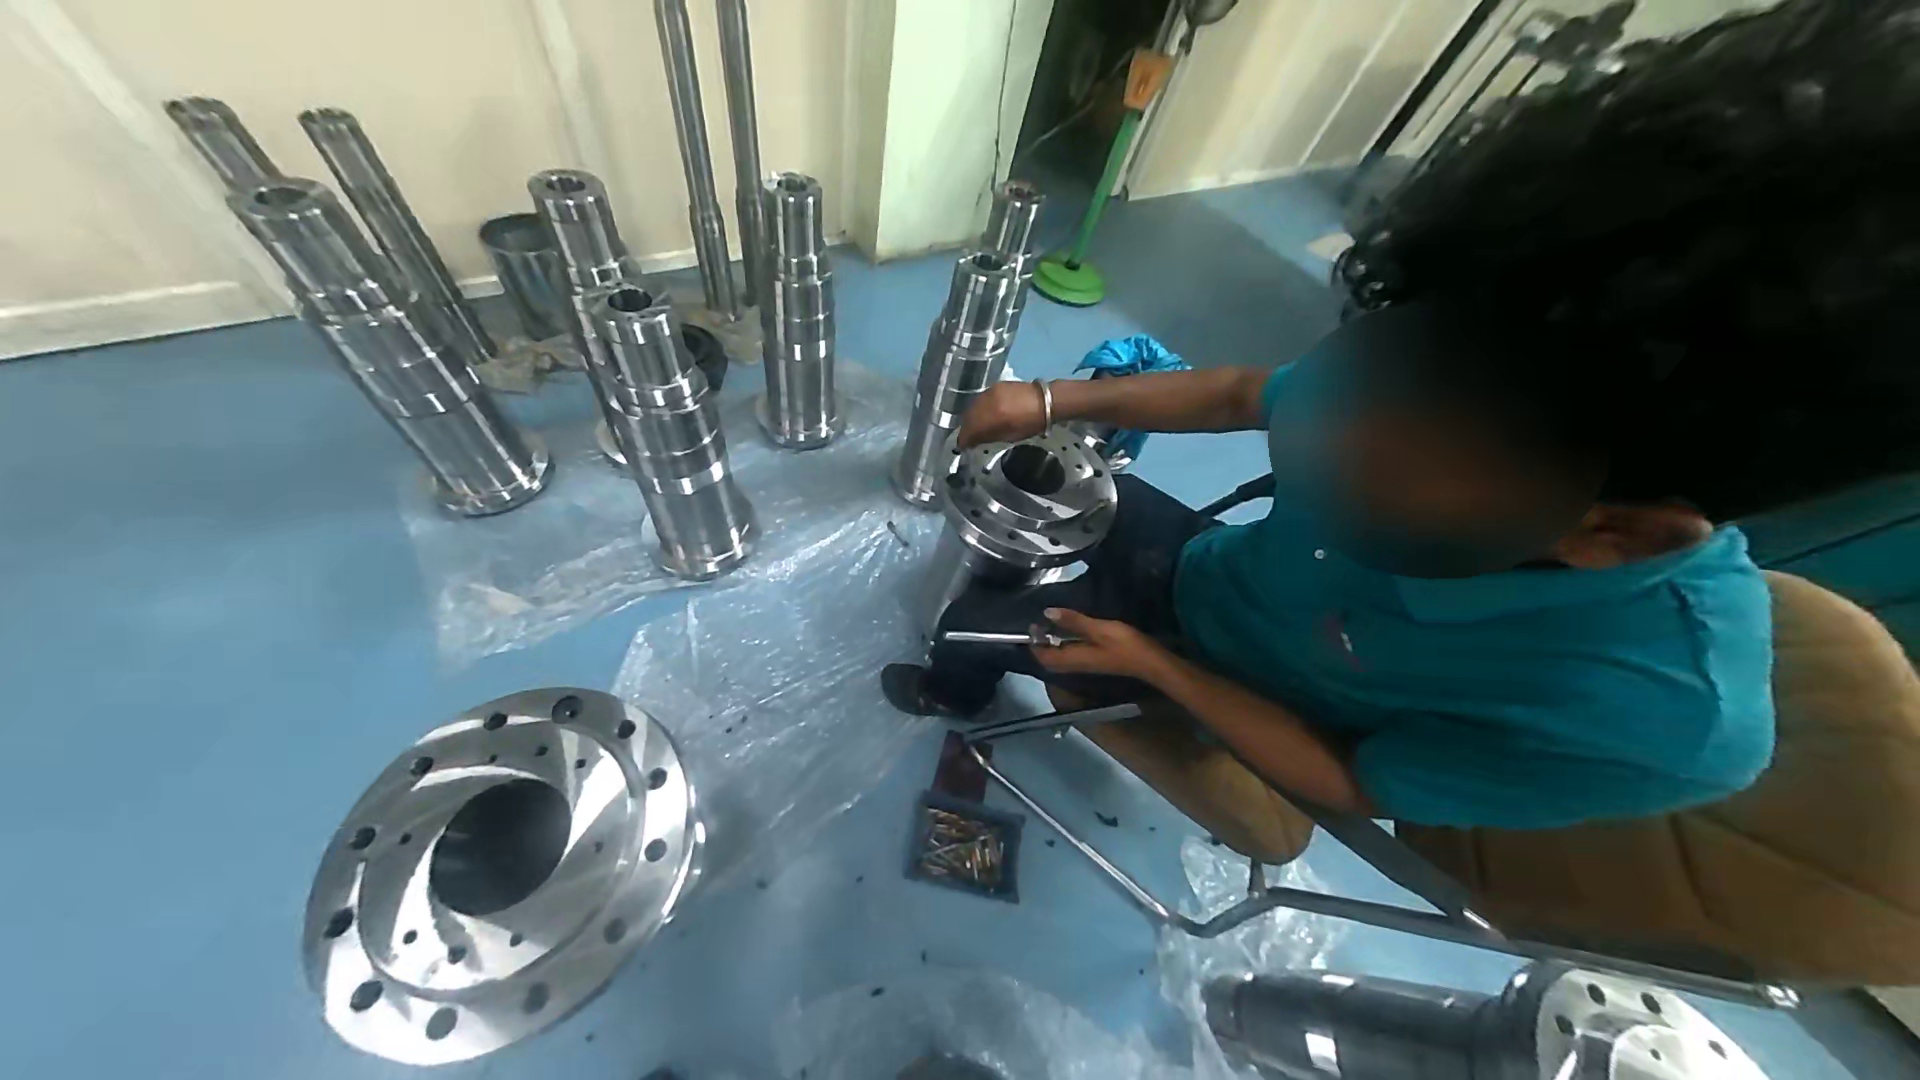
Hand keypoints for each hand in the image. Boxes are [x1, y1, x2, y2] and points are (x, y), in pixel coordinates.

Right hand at [956, 381, 1048, 448]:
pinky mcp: (995, 386)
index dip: (964, 439)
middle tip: (967, 438)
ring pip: (973, 406)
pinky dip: (978, 409)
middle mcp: (988, 401)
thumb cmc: (1032, 423)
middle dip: (966, 429)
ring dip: (970, 418)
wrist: (1046, 401)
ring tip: (974, 428)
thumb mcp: (1011, 436)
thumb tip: (975, 441)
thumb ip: (989, 437)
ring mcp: (991, 391)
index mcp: (993, 416)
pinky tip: (981, 415)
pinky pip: (980, 399)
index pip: (970, 429)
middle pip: (968, 416)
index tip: (962, 447)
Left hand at [1031, 608, 1172, 681]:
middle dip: (1041, 646)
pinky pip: (1072, 654)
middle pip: (1051, 660)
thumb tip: (1047, 613)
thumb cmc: (1124, 645)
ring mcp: (1087, 664)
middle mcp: (1076, 665)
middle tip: (1039, 624)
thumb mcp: (1097, 629)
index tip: (1031, 626)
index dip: (1034, 645)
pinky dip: (1066, 644)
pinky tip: (1071, 630)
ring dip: (1053, 644)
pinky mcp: (1096, 660)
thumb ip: (1073, 621)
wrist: (1151, 661)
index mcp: (1073, 659)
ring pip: (1062, 657)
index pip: (1044, 657)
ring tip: (1051, 624)